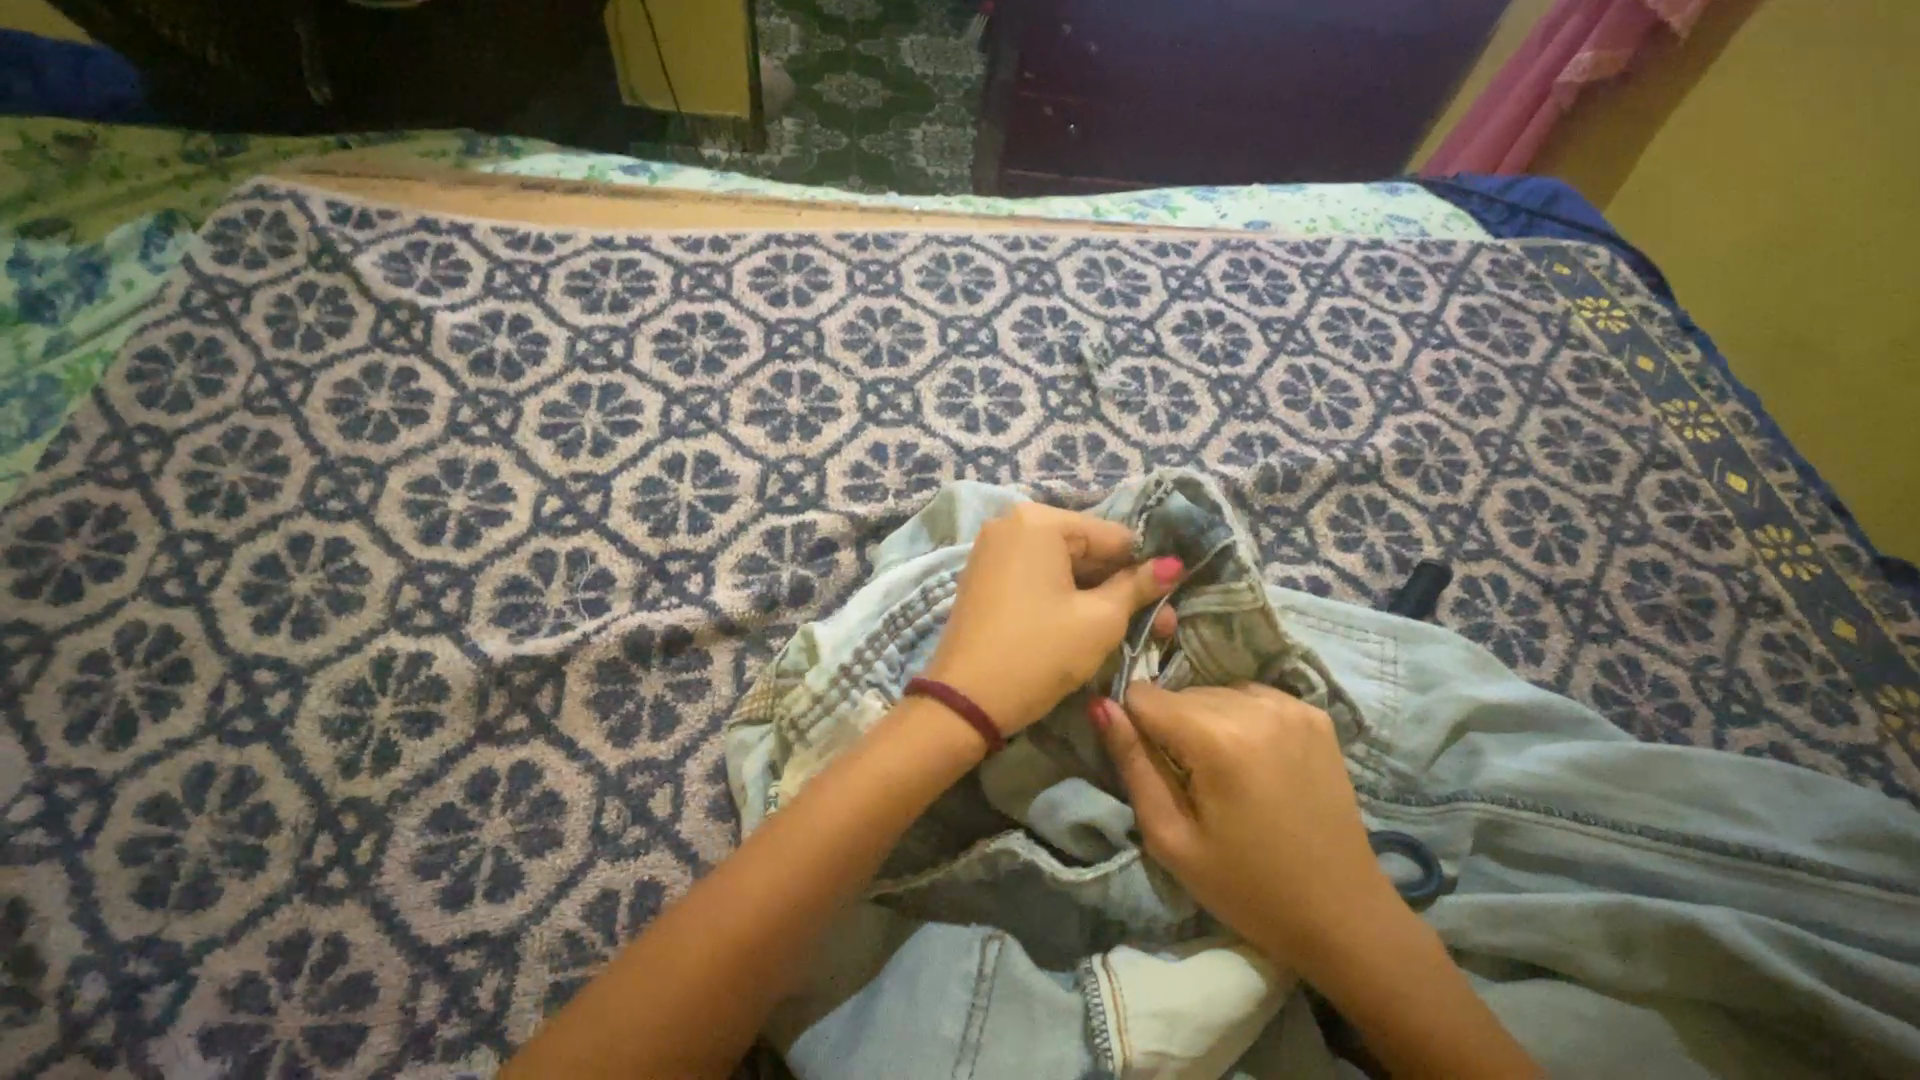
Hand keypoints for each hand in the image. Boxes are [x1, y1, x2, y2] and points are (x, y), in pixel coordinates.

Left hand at [923, 503, 1181, 736]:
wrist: (964, 701)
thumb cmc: (1039, 654)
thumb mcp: (1100, 620)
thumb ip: (1138, 586)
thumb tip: (1174, 564)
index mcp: (1039, 520)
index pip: (1114, 535)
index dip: (1146, 568)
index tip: (1170, 601)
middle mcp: (1011, 523)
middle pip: (1086, 548)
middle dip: (1121, 584)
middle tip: (1158, 623)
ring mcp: (993, 550)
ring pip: (1063, 566)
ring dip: (1096, 594)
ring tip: (1127, 629)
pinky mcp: (984, 577)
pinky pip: (1037, 577)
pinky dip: (1064, 596)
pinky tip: (1085, 625)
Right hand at [1091, 683, 1397, 968]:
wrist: (1340, 913)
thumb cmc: (1245, 887)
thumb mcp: (1170, 838)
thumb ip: (1133, 764)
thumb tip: (1099, 705)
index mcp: (1218, 739)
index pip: (1145, 696)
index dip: (1133, 726)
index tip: (1146, 765)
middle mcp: (1256, 707)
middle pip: (1181, 693)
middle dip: (1171, 727)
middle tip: (1186, 783)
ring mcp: (1292, 707)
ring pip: (1216, 692)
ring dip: (1205, 721)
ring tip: (1221, 774)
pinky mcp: (1316, 716)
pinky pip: (1253, 698)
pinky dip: (1241, 719)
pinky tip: (1252, 762)